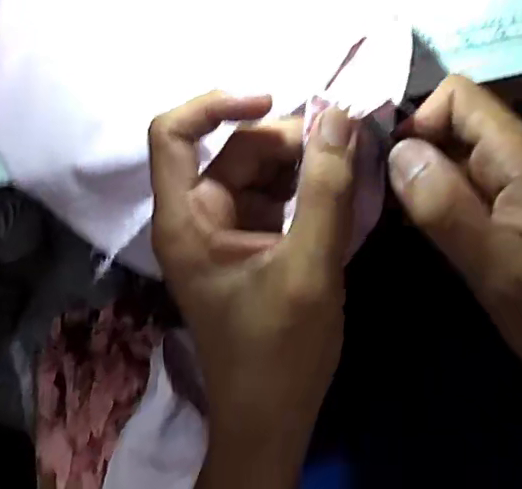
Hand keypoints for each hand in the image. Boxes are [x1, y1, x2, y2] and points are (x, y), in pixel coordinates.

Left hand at [149, 94, 358, 488]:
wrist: (274, 421)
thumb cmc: (279, 351)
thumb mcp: (310, 266)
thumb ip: (327, 189)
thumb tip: (339, 116)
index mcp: (188, 220)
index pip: (173, 134)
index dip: (215, 104)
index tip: (271, 100)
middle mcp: (200, 214)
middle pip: (234, 147)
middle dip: (286, 140)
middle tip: (340, 148)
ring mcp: (227, 226)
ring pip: (261, 164)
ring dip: (303, 160)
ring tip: (348, 168)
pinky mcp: (253, 237)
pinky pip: (277, 189)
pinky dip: (308, 182)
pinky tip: (341, 190)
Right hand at [386, 76, 521, 438]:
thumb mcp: (495, 267)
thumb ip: (442, 203)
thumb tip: (396, 149)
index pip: (458, 95)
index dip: (419, 120)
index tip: (390, 170)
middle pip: (460, 124)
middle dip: (421, 155)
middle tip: (389, 207)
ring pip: (469, 157)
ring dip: (436, 183)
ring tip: (410, 227)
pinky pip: (486, 186)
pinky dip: (457, 203)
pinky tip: (444, 240)